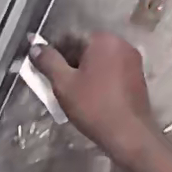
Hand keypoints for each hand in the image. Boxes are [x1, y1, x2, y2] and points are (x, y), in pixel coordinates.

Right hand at [31, 32, 159, 163]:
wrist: (129, 134)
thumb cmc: (94, 106)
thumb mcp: (63, 84)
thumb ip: (48, 61)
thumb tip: (34, 46)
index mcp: (103, 40)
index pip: (69, 37)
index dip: (52, 52)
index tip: (42, 68)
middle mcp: (121, 43)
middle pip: (85, 47)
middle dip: (68, 61)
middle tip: (55, 82)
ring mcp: (132, 60)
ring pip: (98, 60)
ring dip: (83, 70)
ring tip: (71, 91)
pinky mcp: (137, 76)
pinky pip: (111, 70)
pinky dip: (98, 78)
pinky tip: (90, 95)